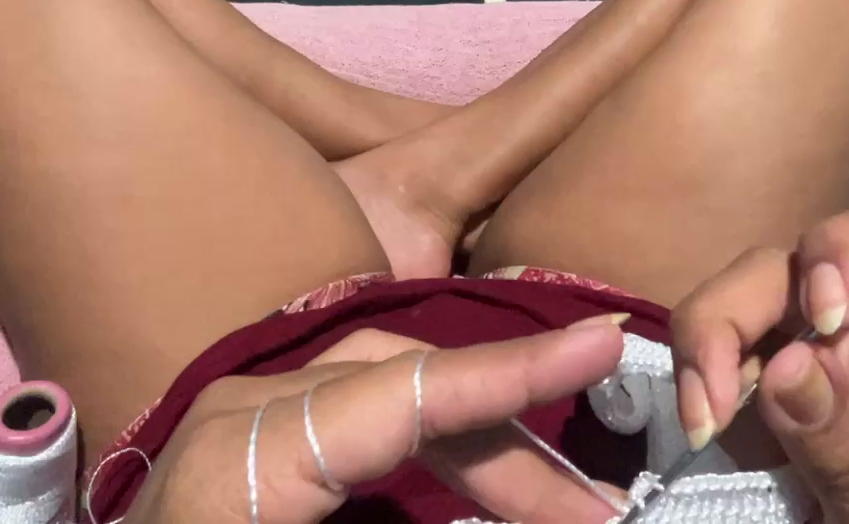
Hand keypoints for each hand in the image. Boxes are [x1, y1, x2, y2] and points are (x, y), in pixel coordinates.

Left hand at [126, 319, 630, 523]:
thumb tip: (535, 519)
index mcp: (246, 456)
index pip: (405, 393)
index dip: (511, 371)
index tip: (601, 341)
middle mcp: (253, 408)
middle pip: (414, 390)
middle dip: (514, 450)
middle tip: (602, 511)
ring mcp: (254, 413)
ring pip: (398, 395)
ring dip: (481, 448)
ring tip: (555, 504)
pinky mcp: (263, 436)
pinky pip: (367, 417)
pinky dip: (434, 447)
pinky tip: (478, 483)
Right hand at [670, 206, 848, 523]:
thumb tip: (781, 367)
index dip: (844, 253)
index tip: (824, 317)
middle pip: (786, 266)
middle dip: (740, 312)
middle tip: (717, 396)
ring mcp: (800, 353)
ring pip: (735, 296)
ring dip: (706, 342)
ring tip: (702, 423)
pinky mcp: (753, 382)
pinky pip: (708, 344)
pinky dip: (691, 373)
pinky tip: (698, 425)